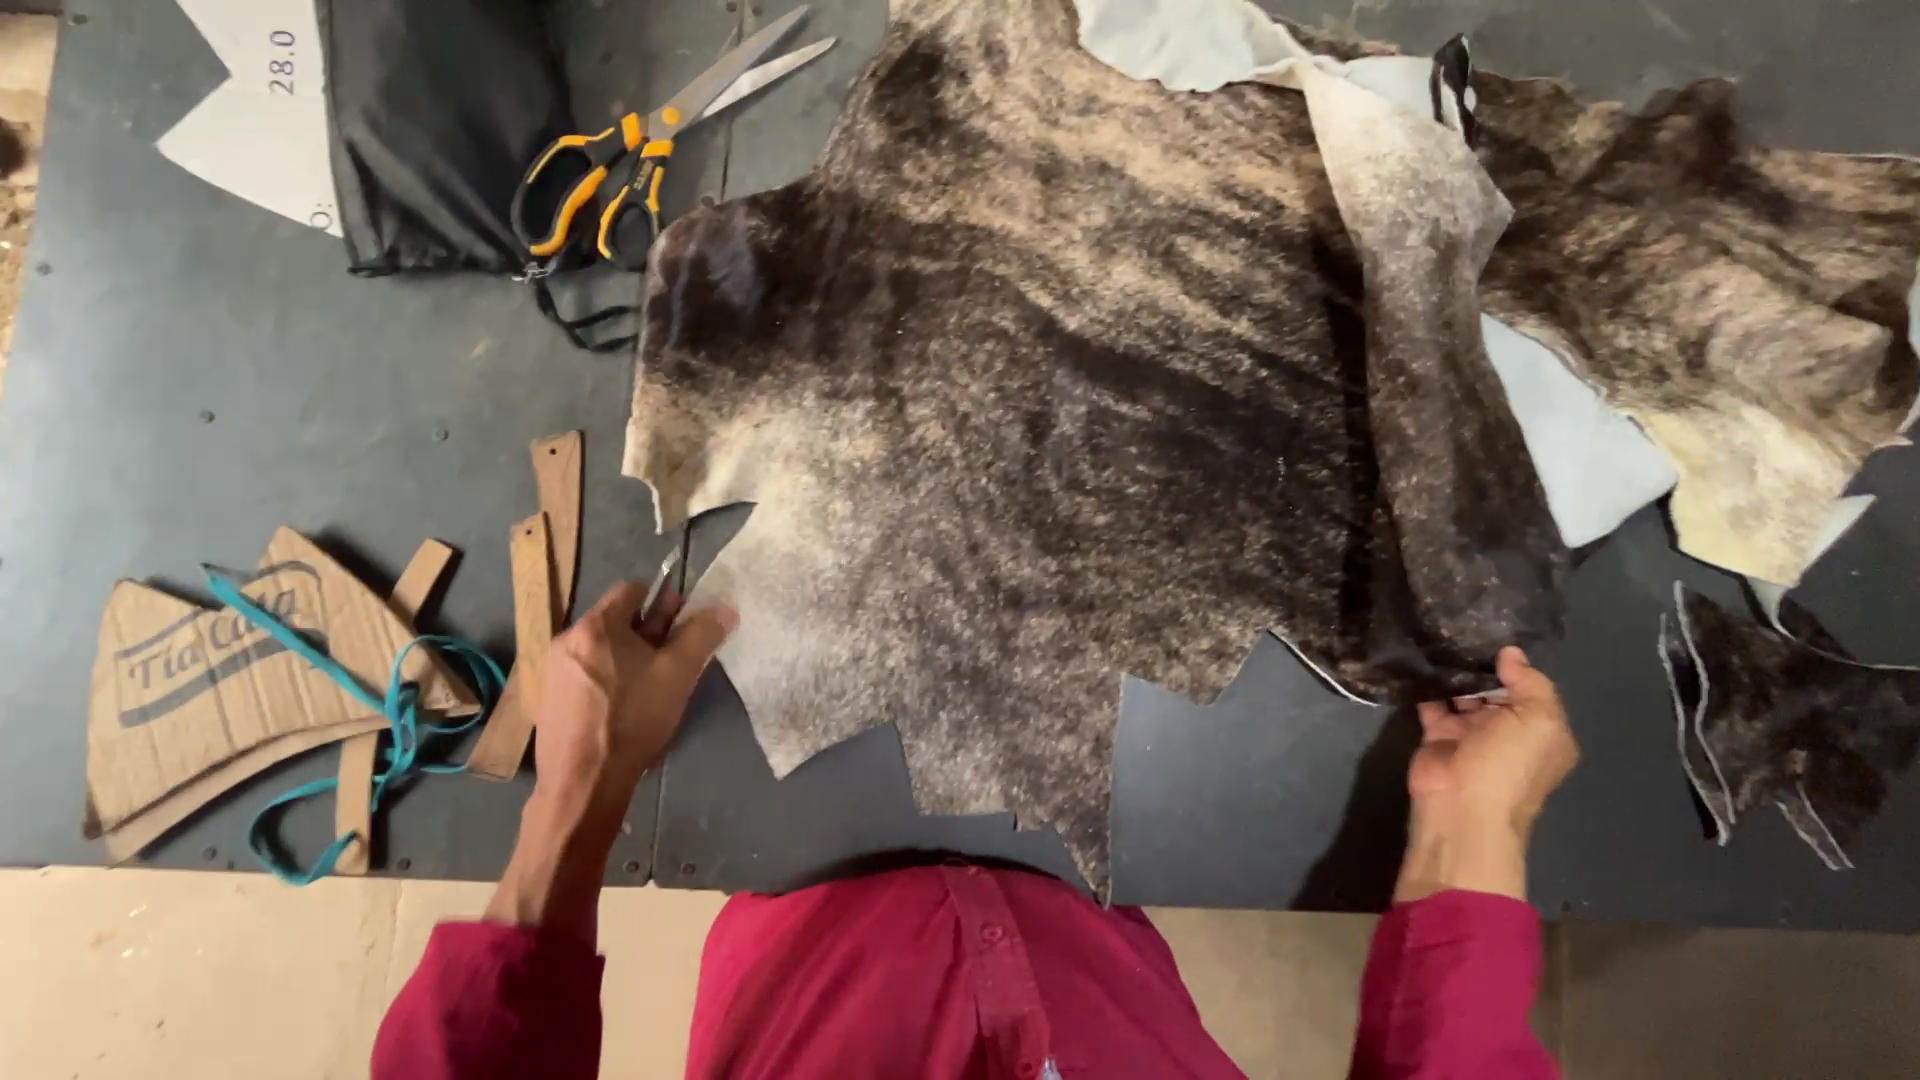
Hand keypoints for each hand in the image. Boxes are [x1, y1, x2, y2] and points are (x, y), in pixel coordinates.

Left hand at [533, 580, 737, 821]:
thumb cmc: (633, 719)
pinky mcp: (550, 701)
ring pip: (603, 650)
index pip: (633, 589)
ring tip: (652, 690)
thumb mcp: (679, 673)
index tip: (683, 630)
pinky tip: (624, 711)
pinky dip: (609, 681)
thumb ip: (703, 634)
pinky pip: (587, 675)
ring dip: (630, 659)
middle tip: (673, 663)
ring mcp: (553, 672)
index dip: (665, 602)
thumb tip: (725, 608)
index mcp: (596, 626)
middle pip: (618, 621)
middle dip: (650, 635)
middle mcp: (567, 640)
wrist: (584, 782)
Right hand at [1394, 646, 1578, 902]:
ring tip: (1440, 640)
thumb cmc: (1509, 763)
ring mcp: (1472, 733)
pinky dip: (1428, 687)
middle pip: (1497, 690)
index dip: (1517, 666)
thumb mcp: (1537, 720)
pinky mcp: (1438, 734)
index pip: (1533, 690)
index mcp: (1543, 731)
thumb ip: (1529, 682)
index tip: (1494, 637)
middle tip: (1460, 633)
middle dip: (1482, 667)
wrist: (1461, 803)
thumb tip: (1511, 653)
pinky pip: (1434, 704)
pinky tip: (1421, 663)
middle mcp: (1510, 731)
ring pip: (1464, 694)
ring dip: (1455, 674)